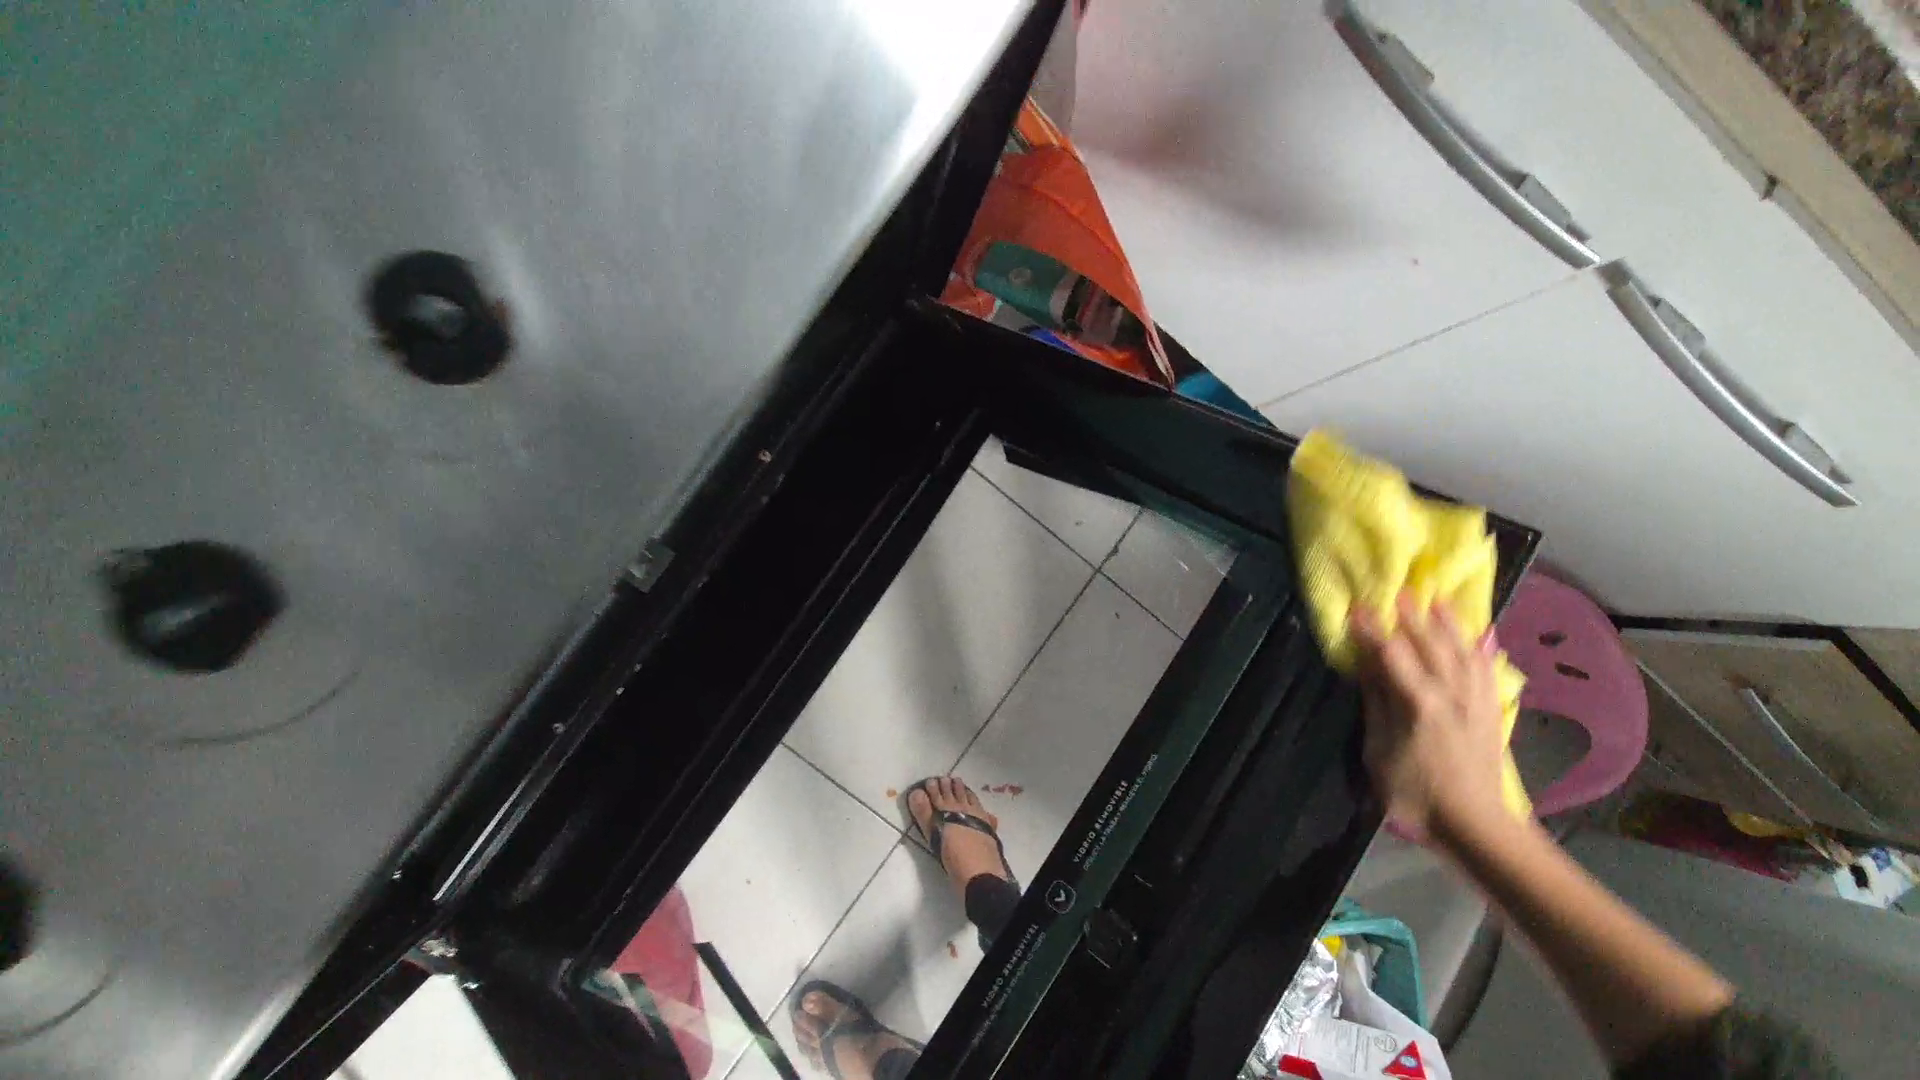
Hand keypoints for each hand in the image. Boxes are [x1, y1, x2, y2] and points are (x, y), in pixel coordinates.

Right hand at [1351, 593, 1508, 842]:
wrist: (1474, 826)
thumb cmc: (1415, 794)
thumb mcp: (1380, 752)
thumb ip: (1377, 704)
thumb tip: (1367, 666)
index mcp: (1418, 704)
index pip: (1391, 655)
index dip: (1372, 630)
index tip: (1357, 608)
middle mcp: (1452, 694)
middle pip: (1430, 645)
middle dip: (1412, 617)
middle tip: (1397, 592)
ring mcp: (1476, 701)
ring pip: (1462, 652)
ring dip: (1447, 624)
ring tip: (1436, 601)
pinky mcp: (1492, 711)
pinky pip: (1487, 671)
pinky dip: (1481, 650)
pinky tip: (1478, 636)